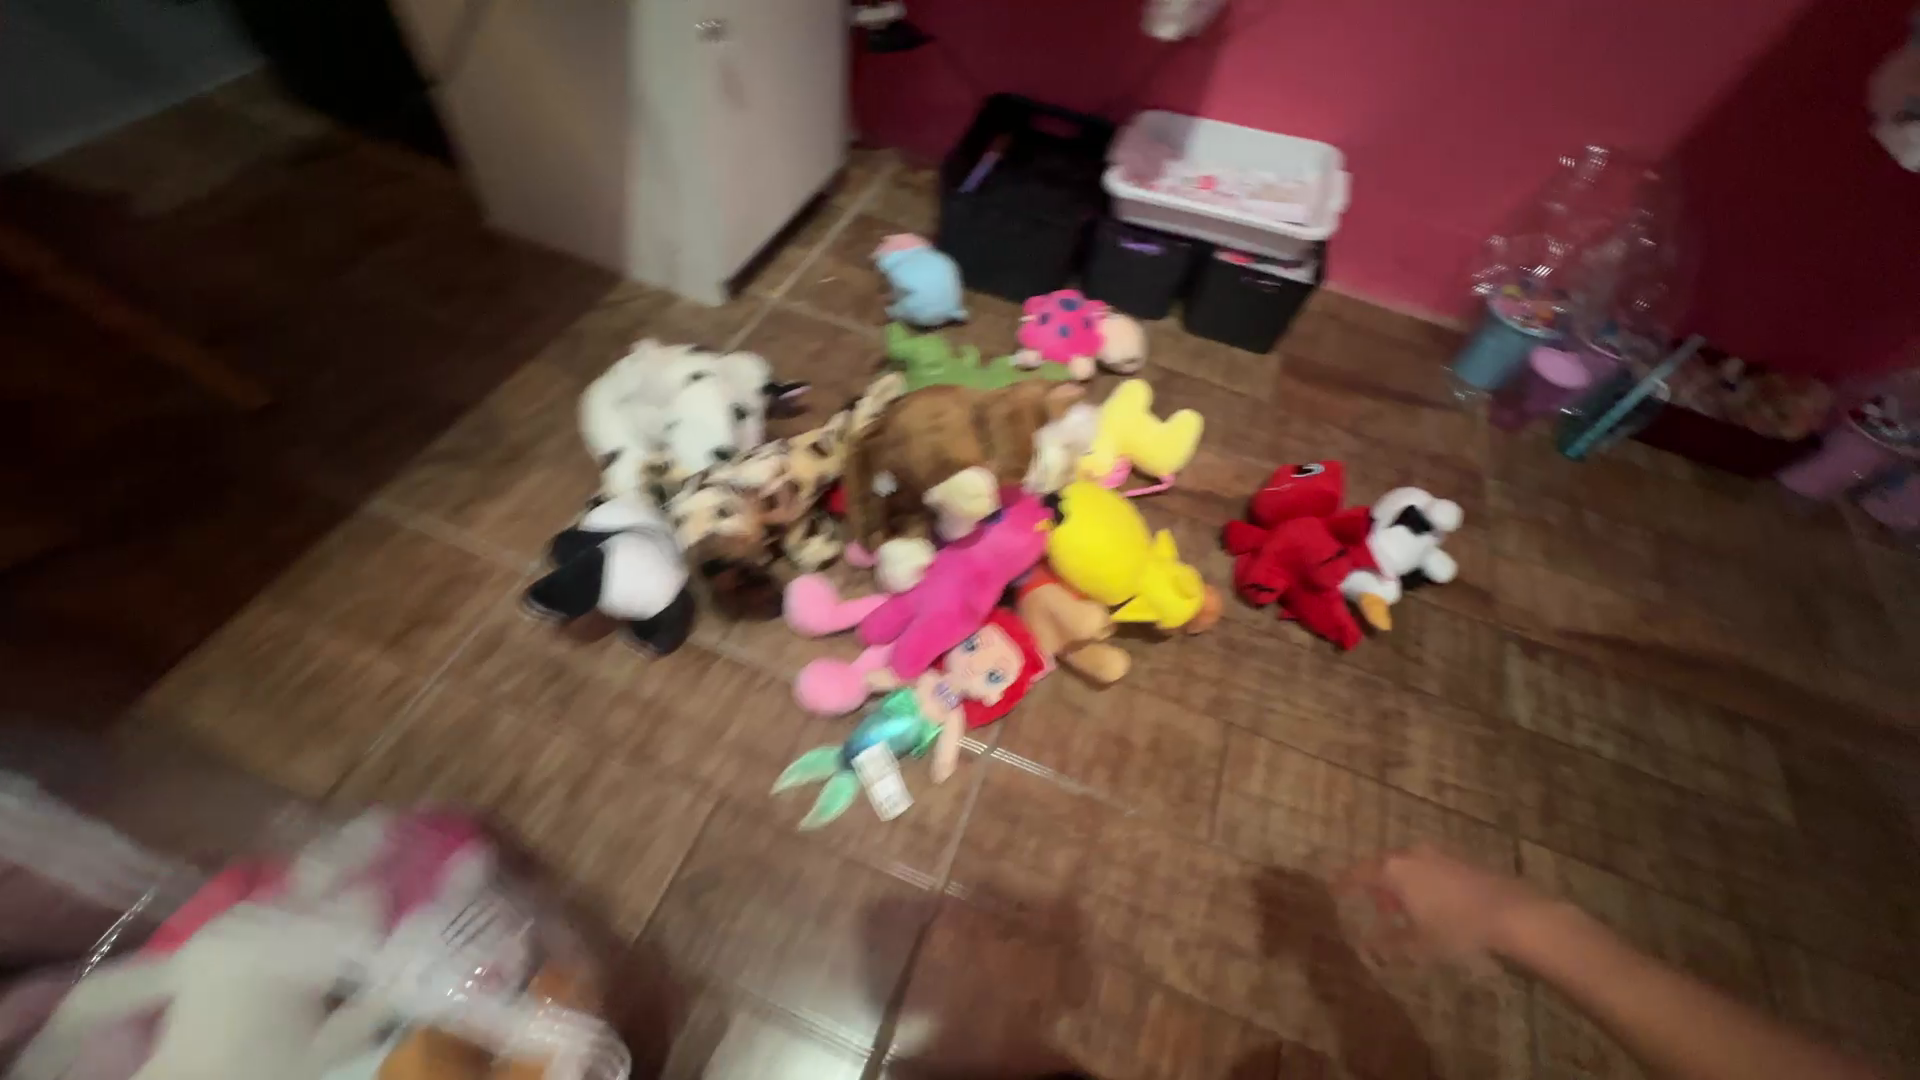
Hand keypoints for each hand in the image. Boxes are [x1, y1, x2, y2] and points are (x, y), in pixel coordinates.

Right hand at [1337, 844, 1548, 969]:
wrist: (1513, 913)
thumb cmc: (1457, 927)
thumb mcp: (1420, 943)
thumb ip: (1389, 943)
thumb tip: (1364, 947)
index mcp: (1391, 870)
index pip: (1356, 874)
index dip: (1343, 884)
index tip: (1332, 891)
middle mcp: (1408, 854)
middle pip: (1381, 866)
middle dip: (1377, 887)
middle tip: (1380, 911)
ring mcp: (1435, 853)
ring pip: (1406, 866)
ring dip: (1402, 885)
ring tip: (1411, 911)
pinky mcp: (1458, 858)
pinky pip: (1428, 867)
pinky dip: (1422, 882)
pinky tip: (1436, 903)